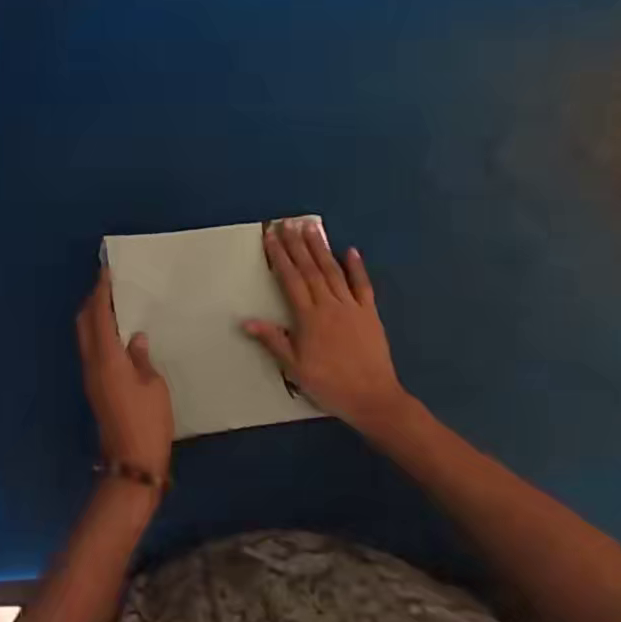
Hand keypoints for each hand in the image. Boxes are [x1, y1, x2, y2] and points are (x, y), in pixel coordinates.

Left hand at [77, 270, 173, 481]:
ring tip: (113, 304)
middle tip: (108, 286)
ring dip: (94, 318)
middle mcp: (92, 363)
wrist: (132, 462)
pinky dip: (98, 334)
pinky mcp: (95, 387)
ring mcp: (91, 377)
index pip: (99, 315)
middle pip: (84, 323)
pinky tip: (116, 334)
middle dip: (92, 302)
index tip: (106, 272)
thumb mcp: (153, 385)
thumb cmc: (148, 421)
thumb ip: (142, 357)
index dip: (101, 292)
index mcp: (107, 358)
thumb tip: (136, 338)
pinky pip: (92, 350)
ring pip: (85, 337)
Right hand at [243, 220, 411, 428]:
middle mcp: (329, 305)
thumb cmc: (329, 384)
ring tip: (312, 228)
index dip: (280, 256)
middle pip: (310, 269)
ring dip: (321, 248)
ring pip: (333, 271)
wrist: (373, 398)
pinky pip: (363, 285)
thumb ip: (273, 340)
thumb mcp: (294, 367)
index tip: (271, 236)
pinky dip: (357, 267)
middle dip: (297, 244)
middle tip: (288, 223)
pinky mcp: (370, 313)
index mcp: (309, 317)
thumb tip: (246, 321)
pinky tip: (351, 250)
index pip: (290, 279)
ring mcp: (352, 307)